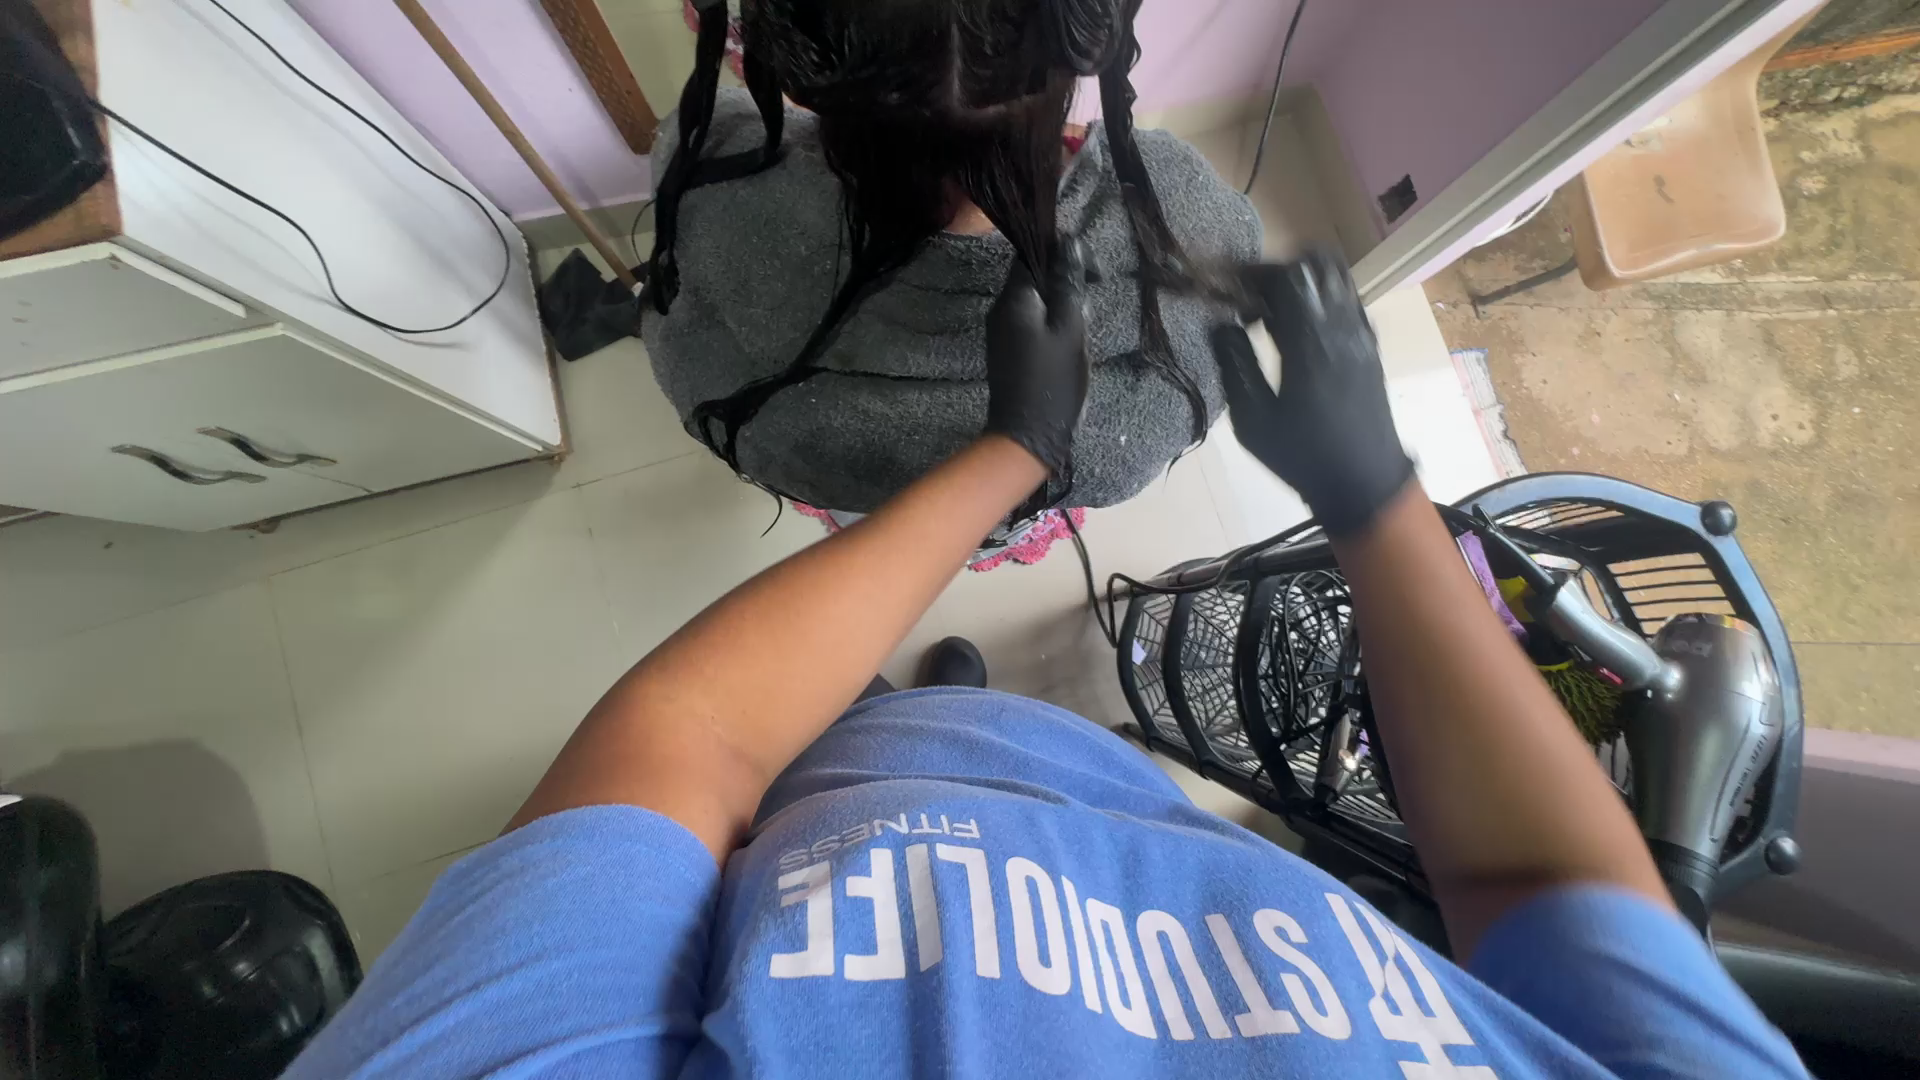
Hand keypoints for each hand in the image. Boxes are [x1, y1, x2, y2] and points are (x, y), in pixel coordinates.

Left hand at [985, 239, 1089, 478]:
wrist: (1027, 435)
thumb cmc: (1053, 382)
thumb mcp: (1070, 328)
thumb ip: (1068, 284)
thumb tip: (1069, 242)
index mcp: (1013, 300)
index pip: (1033, 253)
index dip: (1064, 253)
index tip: (1094, 274)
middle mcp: (1001, 311)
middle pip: (1034, 277)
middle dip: (1066, 286)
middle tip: (1087, 313)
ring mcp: (1001, 332)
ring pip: (1035, 302)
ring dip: (1062, 309)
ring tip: (1078, 336)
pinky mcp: (1008, 351)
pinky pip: (1031, 324)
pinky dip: (1052, 327)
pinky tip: (1066, 349)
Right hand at [1210, 251, 1413, 535]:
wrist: (1362, 479)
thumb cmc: (1301, 454)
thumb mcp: (1253, 418)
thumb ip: (1235, 364)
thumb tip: (1220, 326)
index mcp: (1312, 341)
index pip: (1286, 277)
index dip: (1252, 274)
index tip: (1225, 290)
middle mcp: (1343, 326)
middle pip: (1315, 265)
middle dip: (1276, 272)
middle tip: (1246, 298)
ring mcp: (1361, 333)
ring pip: (1334, 279)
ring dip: (1297, 285)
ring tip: (1265, 315)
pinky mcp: (1368, 346)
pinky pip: (1343, 301)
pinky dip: (1314, 302)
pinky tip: (1292, 332)